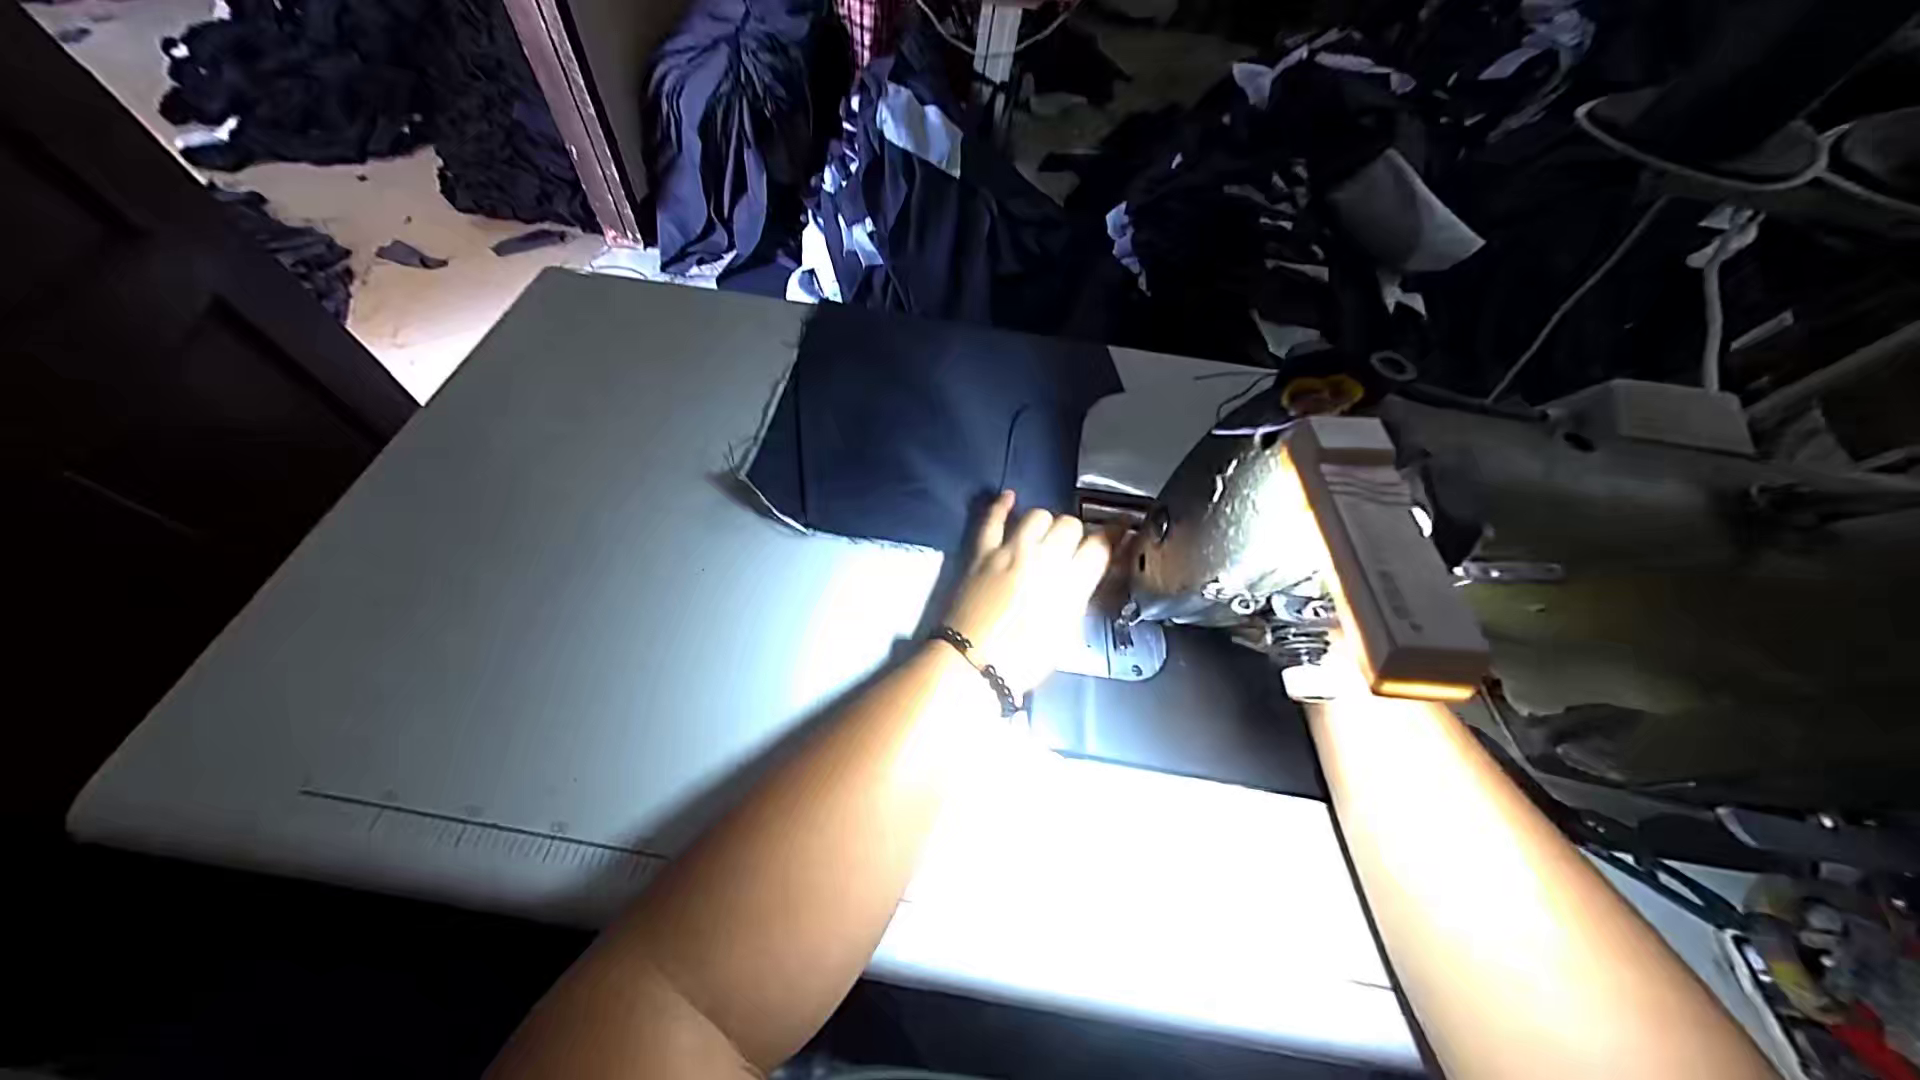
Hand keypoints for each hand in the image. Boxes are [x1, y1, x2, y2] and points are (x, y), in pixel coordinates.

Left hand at [941, 490, 1110, 696]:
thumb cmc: (1024, 661)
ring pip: (1038, 515)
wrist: (973, 665)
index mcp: (1071, 585)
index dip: (1112, 537)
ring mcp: (1011, 552)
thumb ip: (1077, 598)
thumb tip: (1082, 578)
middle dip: (1075, 534)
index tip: (1116, 534)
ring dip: (1046, 523)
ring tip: (1044, 535)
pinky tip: (1010, 497)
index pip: (1100, 547)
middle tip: (1071, 546)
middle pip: (1070, 525)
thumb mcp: (1065, 633)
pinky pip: (993, 519)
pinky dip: (1002, 506)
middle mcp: (1044, 560)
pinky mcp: (982, 552)